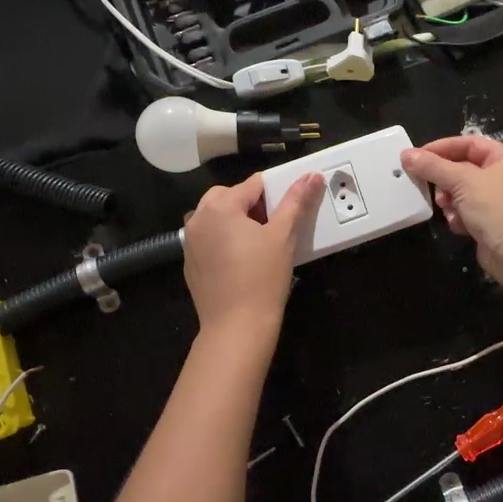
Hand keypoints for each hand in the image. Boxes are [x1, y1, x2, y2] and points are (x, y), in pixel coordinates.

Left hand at [182, 172, 322, 334]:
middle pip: (228, 197)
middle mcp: (198, 219)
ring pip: (215, 217)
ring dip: (235, 221)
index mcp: (219, 207)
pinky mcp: (190, 263)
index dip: (274, 194)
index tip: (288, 212)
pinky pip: (208, 239)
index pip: (253, 185)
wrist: (237, 326)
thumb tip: (312, 175)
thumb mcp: (283, 236)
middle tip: (273, 227)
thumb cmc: (263, 277)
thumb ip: (296, 201)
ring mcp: (190, 242)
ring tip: (257, 243)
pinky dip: (223, 241)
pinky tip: (241, 262)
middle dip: (251, 205)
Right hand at [400, 137, 502, 273]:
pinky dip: (458, 216)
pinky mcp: (489, 220)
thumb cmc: (493, 208)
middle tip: (430, 186)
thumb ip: (433, 166)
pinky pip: (465, 210)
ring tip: (446, 207)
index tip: (419, 155)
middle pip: (463, 168)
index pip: (469, 144)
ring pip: (461, 191)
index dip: (443, 147)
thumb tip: (406, 154)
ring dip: (450, 200)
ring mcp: (496, 200)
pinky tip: (458, 224)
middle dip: (445, 179)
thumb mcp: (462, 181)